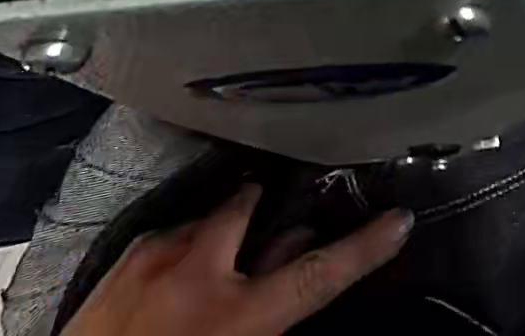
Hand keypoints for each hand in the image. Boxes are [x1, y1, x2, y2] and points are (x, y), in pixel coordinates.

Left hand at [63, 184, 411, 335]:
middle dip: (261, 208)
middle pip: (249, 205)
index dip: (363, 248)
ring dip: (218, 234)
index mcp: (230, 319)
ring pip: (209, 216)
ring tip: (201, 273)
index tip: (400, 219)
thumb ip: (263, 309)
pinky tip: (166, 284)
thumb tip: (288, 259)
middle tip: (261, 230)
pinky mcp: (123, 255)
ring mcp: (155, 256)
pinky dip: (183, 247)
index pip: (316, 275)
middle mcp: (196, 273)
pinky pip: (172, 232)